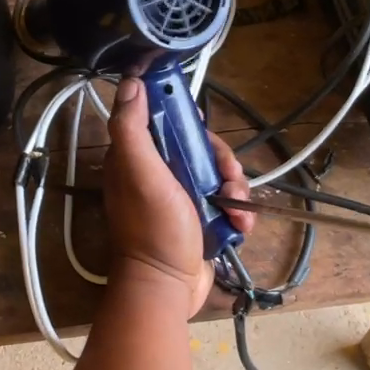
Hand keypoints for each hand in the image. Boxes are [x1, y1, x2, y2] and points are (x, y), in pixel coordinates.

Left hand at [103, 77, 255, 315]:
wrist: (168, 287)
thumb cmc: (153, 229)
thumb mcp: (138, 172)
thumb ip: (131, 127)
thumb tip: (130, 82)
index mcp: (137, 157)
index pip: (164, 119)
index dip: (184, 117)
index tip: (201, 125)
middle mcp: (157, 172)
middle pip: (199, 145)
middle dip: (222, 159)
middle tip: (228, 178)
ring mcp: (180, 196)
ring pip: (218, 172)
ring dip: (235, 188)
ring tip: (236, 209)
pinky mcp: (201, 217)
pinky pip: (226, 199)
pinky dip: (238, 209)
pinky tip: (240, 224)